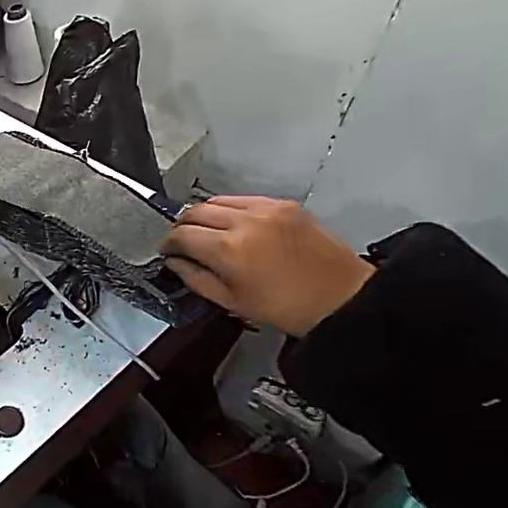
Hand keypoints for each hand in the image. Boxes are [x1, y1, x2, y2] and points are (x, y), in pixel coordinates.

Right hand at [162, 195, 374, 336]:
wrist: (339, 298)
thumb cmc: (289, 308)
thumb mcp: (233, 302)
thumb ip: (197, 279)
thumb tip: (176, 263)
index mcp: (229, 250)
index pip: (182, 234)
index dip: (168, 243)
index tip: (168, 251)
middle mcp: (245, 221)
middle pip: (196, 210)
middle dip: (183, 226)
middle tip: (182, 241)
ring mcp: (267, 209)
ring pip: (218, 200)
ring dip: (205, 214)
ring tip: (207, 233)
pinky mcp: (284, 204)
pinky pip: (245, 199)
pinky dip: (232, 209)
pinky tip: (234, 226)